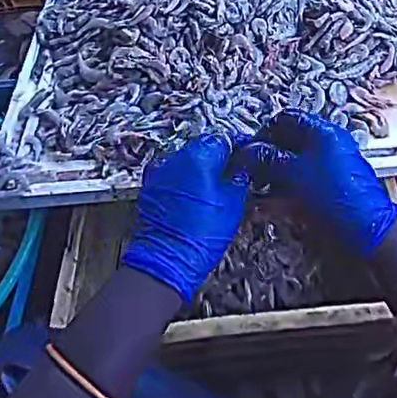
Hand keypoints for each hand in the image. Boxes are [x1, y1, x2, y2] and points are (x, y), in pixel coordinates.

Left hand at [120, 134, 250, 301]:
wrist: (165, 259)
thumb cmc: (201, 234)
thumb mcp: (232, 205)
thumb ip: (239, 178)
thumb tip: (244, 165)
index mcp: (199, 156)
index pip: (223, 138)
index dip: (238, 146)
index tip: (246, 155)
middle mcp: (176, 157)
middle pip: (203, 146)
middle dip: (218, 157)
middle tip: (233, 174)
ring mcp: (160, 170)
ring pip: (186, 159)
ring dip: (200, 168)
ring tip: (214, 188)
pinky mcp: (150, 185)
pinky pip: (172, 174)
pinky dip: (184, 179)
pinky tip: (194, 197)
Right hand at [237, 111, 396, 255]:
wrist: (367, 234)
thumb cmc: (334, 196)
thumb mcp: (292, 172)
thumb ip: (266, 158)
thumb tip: (247, 152)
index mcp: (323, 131)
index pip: (286, 118)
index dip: (264, 131)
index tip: (249, 147)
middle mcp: (330, 144)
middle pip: (290, 141)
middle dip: (268, 154)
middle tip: (251, 168)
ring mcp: (333, 167)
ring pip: (296, 163)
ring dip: (275, 174)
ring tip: (260, 187)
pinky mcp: (333, 189)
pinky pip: (304, 181)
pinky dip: (287, 188)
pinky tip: (275, 202)